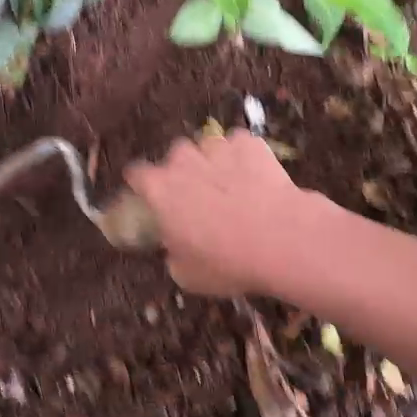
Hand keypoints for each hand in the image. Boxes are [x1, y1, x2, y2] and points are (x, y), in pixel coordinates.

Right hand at [124, 130, 318, 296]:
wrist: (279, 237)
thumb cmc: (227, 261)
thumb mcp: (187, 274)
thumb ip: (173, 252)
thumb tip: (175, 244)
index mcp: (160, 190)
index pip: (136, 174)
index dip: (142, 184)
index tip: (150, 196)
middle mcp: (183, 160)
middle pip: (175, 156)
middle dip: (183, 171)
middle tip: (199, 197)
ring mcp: (216, 147)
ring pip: (208, 147)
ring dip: (214, 162)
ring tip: (232, 187)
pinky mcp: (247, 142)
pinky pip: (239, 145)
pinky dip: (244, 157)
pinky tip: (256, 178)